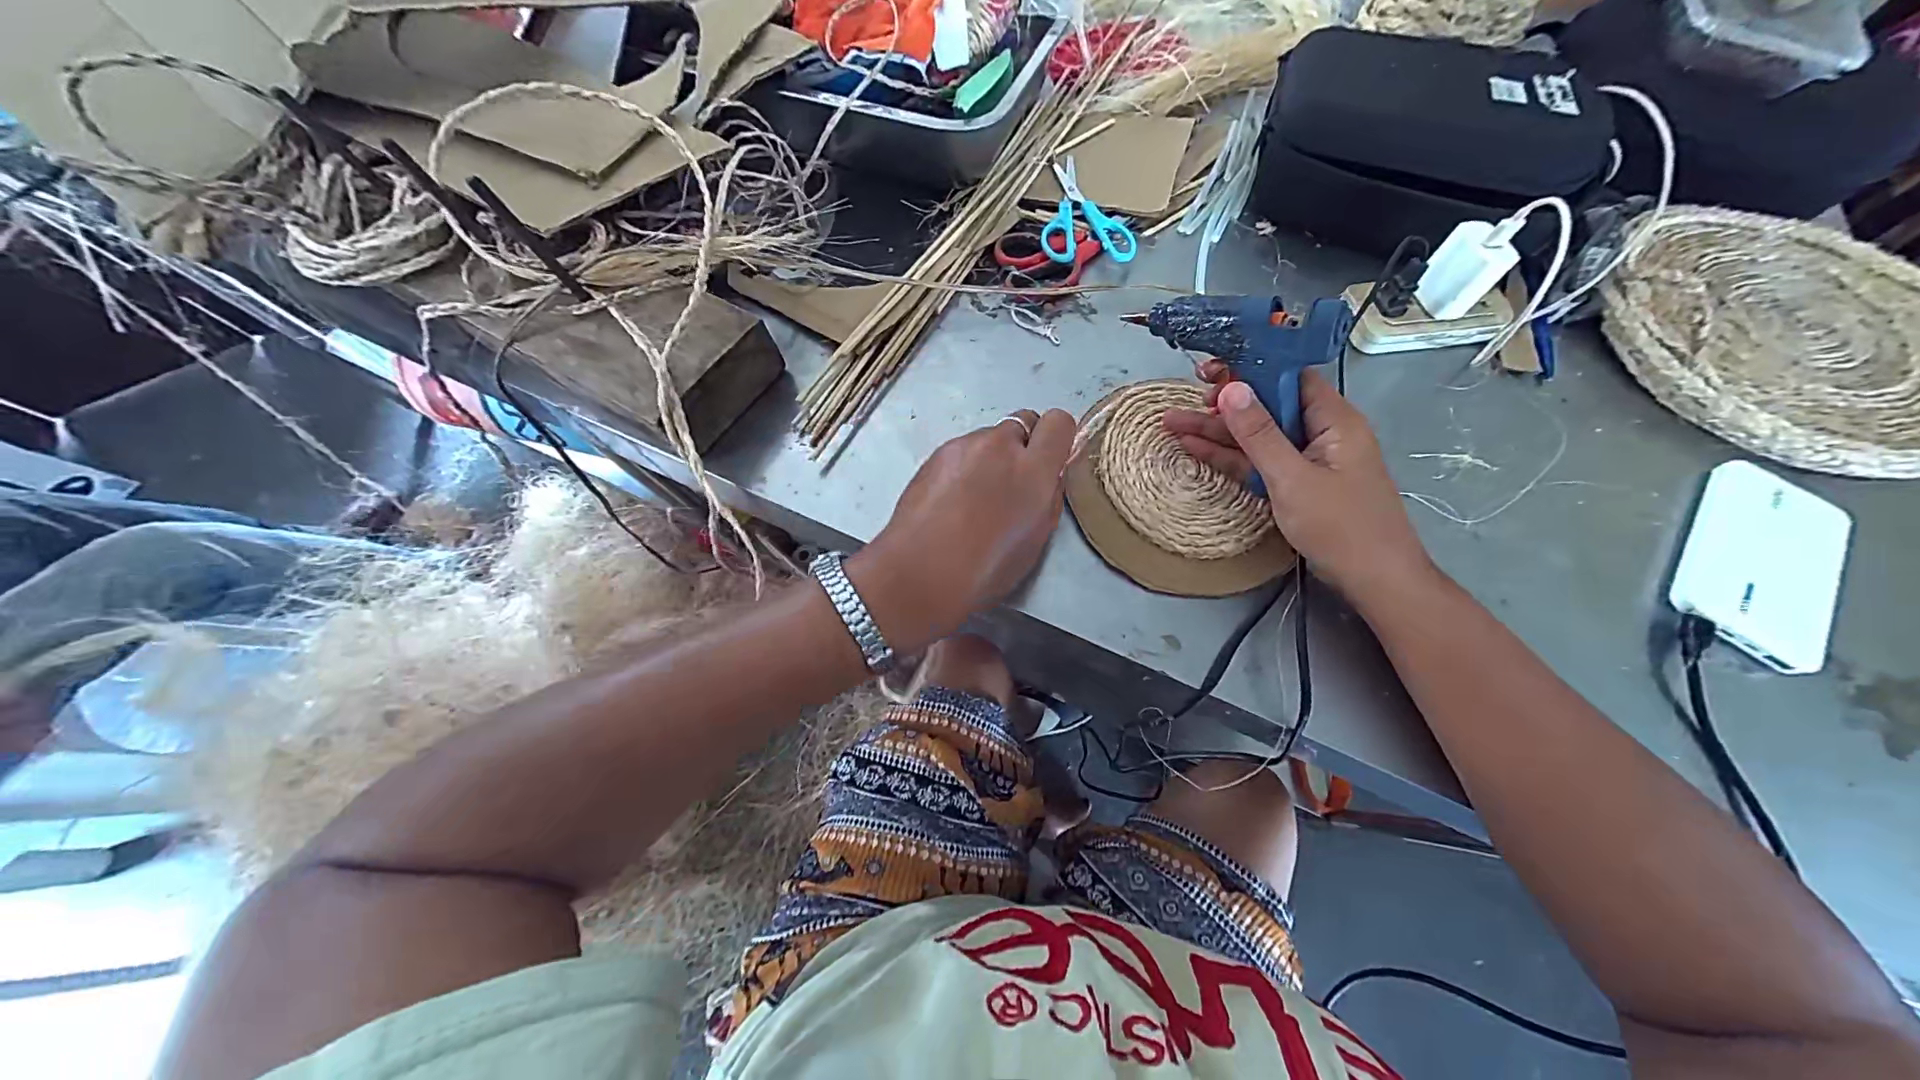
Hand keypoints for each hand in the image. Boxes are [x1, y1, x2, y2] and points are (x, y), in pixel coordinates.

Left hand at [847, 409, 1075, 652]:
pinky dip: (963, 467)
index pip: (1059, 422)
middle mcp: (999, 447)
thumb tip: (1049, 477)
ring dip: (989, 458)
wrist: (919, 573)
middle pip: (1022, 423)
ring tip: (975, 500)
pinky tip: (952, 501)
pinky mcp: (935, 454)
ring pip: (988, 438)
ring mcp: (963, 447)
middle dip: (1023, 446)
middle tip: (1012, 482)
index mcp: (1033, 470)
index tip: (1050, 458)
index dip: (1056, 439)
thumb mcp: (1034, 540)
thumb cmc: (982, 570)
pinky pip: (961, 451)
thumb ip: (1047, 498)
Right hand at [1162, 367, 1434, 604]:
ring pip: (1257, 437)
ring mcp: (1307, 461)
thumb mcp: (1293, 478)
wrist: (1375, 581)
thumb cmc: (1342, 527)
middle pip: (1267, 408)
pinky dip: (1231, 457)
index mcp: (1334, 420)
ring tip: (1172, 425)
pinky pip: (1260, 462)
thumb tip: (1232, 388)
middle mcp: (1321, 434)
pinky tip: (1196, 449)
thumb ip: (1259, 434)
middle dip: (1224, 405)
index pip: (1289, 378)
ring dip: (1218, 433)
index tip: (1211, 372)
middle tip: (1183, 404)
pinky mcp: (1296, 485)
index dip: (1250, 370)